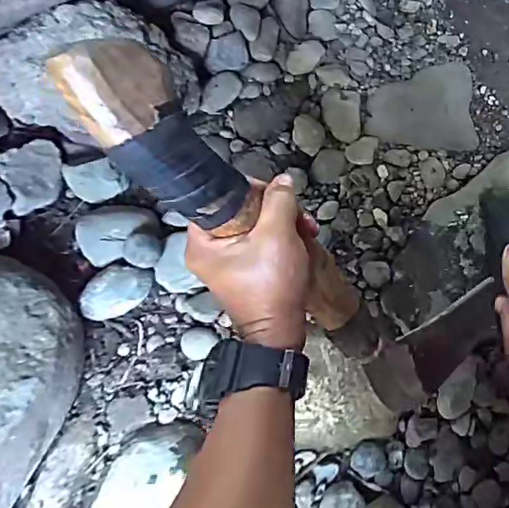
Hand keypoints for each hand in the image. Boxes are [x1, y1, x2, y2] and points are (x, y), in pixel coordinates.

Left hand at [186, 176, 312, 348]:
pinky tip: (301, 239)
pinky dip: (284, 237)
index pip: (222, 198)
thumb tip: (283, 181)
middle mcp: (210, 249)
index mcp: (203, 242)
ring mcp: (228, 259)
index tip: (274, 197)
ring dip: (286, 222)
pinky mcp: (246, 267)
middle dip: (277, 209)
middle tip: (296, 217)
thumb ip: (280, 201)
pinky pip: (263, 239)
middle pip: (244, 209)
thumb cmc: (271, 287)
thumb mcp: (278, 234)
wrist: (281, 327)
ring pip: (258, 223)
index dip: (251, 191)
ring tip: (305, 230)